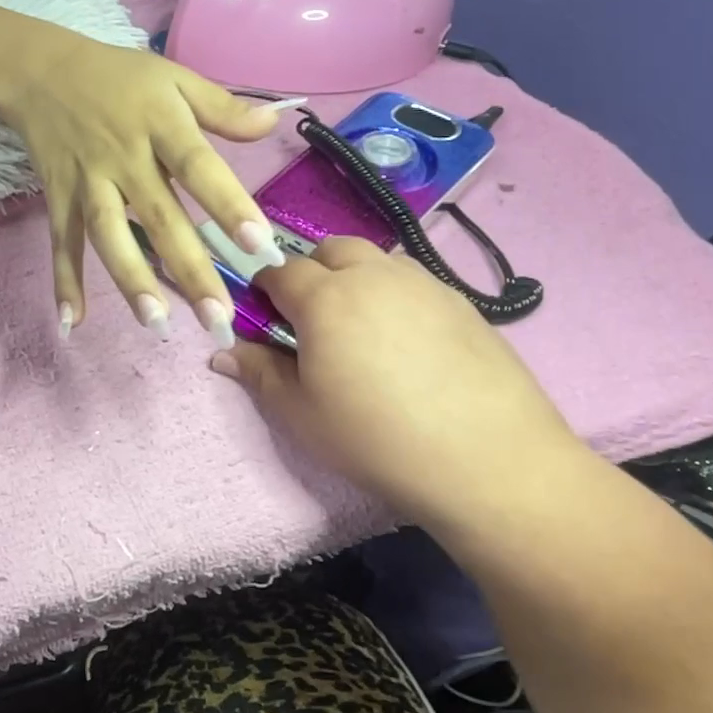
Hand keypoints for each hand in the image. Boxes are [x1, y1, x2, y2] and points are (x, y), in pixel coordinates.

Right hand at [0, 39, 287, 346]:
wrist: (42, 73)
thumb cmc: (118, 77)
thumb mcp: (174, 77)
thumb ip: (221, 106)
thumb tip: (273, 125)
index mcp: (161, 126)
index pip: (199, 169)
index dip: (228, 206)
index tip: (259, 247)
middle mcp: (124, 159)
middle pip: (159, 218)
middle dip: (189, 269)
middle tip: (217, 318)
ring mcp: (88, 183)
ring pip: (109, 236)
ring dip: (131, 281)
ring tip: (157, 324)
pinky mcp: (59, 199)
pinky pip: (62, 243)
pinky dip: (64, 282)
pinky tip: (71, 322)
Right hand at [210, 237, 587, 514]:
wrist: (490, 462)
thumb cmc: (375, 438)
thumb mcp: (299, 413)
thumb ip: (259, 373)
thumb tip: (223, 352)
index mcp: (325, 298)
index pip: (279, 270)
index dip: (262, 291)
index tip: (260, 320)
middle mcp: (375, 277)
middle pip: (331, 250)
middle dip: (310, 272)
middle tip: (307, 321)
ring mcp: (426, 286)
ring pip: (377, 263)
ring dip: (354, 281)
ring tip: (357, 333)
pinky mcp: (464, 306)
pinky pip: (414, 286)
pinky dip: (394, 300)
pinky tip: (403, 349)